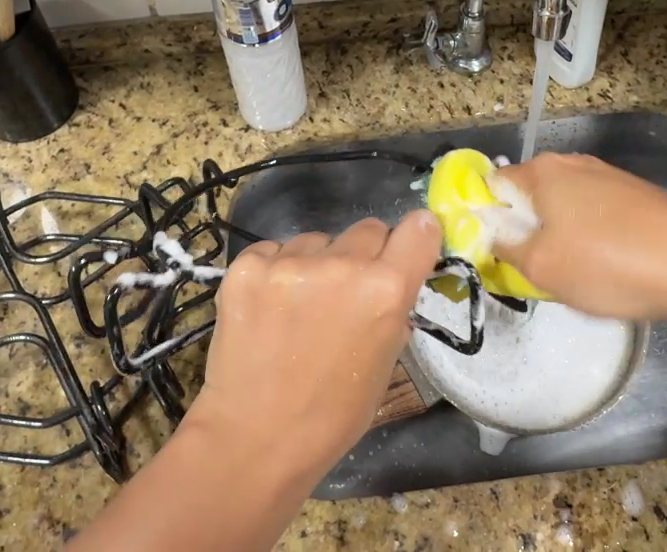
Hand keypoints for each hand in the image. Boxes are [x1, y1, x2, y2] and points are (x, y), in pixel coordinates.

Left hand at [184, 210, 441, 481]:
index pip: (418, 228)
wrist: (254, 439)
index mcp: (386, 290)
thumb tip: (393, 284)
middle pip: (367, 230)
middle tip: (345, 294)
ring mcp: (291, 262)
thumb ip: (393, 311)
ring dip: (315, 264)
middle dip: (363, 256)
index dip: (415, 237)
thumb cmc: (331, 415)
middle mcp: (343, 264)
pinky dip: (274, 271)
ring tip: (297, 311)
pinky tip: (266, 309)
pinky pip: (274, 250)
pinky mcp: (248, 266)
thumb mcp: (384, 364)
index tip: (407, 248)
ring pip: (317, 240)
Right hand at [490, 153, 666, 322]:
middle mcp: (572, 164)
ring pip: (565, 210)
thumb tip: (490, 231)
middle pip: (530, 197)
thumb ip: (504, 247)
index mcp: (541, 171)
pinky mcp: (637, 198)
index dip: (486, 218)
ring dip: (560, 240)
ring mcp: (609, 178)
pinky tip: (611, 272)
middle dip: (525, 232)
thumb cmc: (608, 262)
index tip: (492, 253)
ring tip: (576, 278)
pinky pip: (597, 219)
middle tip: (532, 272)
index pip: (493, 184)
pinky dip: (594, 242)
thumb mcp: (540, 267)